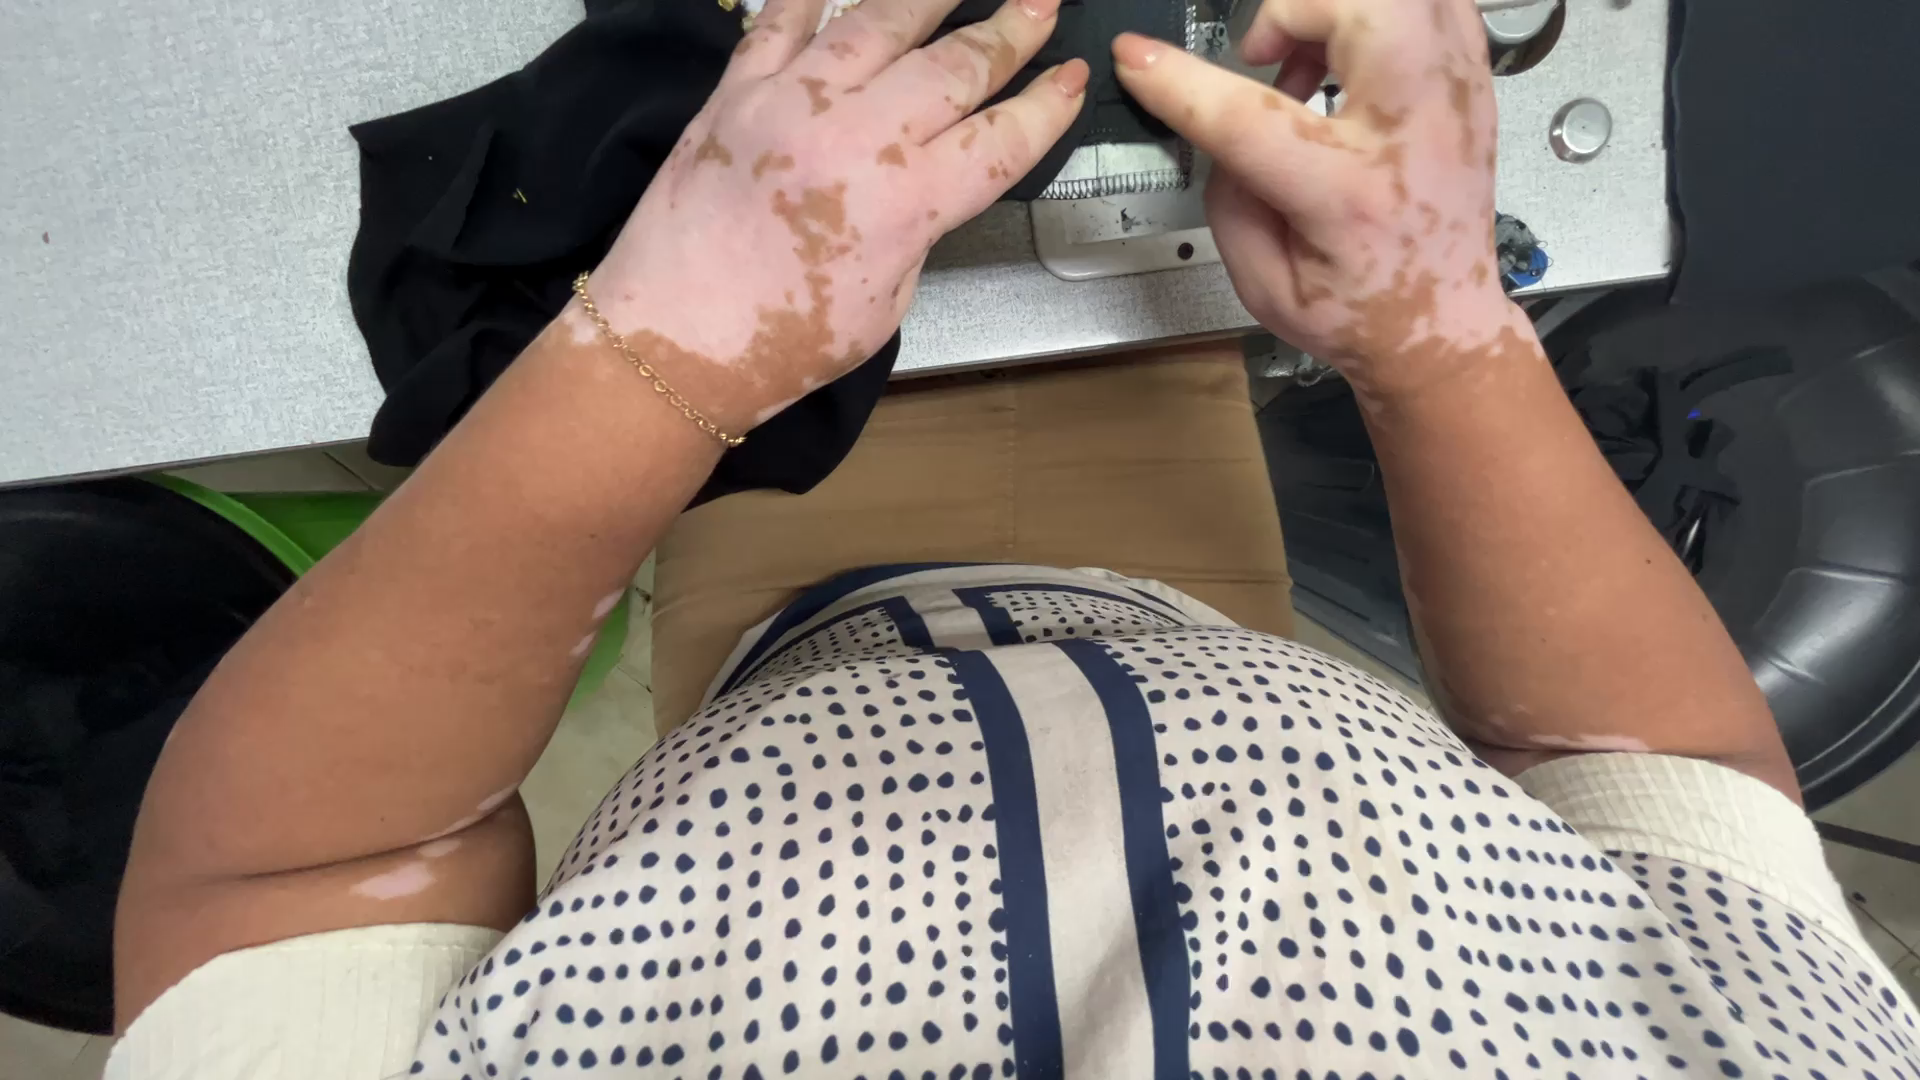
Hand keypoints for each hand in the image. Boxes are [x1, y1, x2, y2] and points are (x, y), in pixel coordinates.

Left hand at [575, 0, 1087, 432]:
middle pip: (953, 67)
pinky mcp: (737, 90)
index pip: (997, 142)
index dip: (1043, 109)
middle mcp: (857, 138)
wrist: (679, 340)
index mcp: (905, 207)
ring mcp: (792, 102)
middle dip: (1009, 33)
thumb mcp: (886, 305)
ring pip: (879, 21)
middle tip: (1042, 3)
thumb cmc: (788, 346)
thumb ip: (916, 232)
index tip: (1072, 78)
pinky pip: (784, 17)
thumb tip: (928, 185)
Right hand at [1113, 0, 1526, 400]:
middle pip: (1363, 4)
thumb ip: (1230, 206)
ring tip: (1305, 66)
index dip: (1180, 83)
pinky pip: (1432, 1)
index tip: (1135, 58)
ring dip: (1335, 9)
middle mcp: (1411, 132)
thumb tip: (1221, 136)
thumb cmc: (1351, 313)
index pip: (1248, 119)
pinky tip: (1347, 63)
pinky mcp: (1472, 82)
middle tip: (1260, 54)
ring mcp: (1456, 97)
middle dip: (1293, 7)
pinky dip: (1376, 14)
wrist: (1438, 323)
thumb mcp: (1262, 287)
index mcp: (1345, 197)